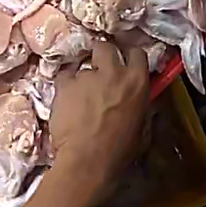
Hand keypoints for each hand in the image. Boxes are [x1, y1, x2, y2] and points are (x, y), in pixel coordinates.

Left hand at [46, 40, 150, 204]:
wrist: (89, 160)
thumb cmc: (121, 149)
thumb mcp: (141, 124)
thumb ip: (139, 103)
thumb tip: (137, 99)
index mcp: (137, 81)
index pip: (137, 53)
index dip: (129, 57)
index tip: (125, 64)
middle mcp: (114, 72)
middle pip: (106, 47)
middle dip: (102, 54)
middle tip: (100, 69)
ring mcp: (87, 76)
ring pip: (82, 66)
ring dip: (82, 77)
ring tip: (80, 93)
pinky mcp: (65, 85)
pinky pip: (64, 77)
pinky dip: (65, 86)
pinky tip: (66, 99)